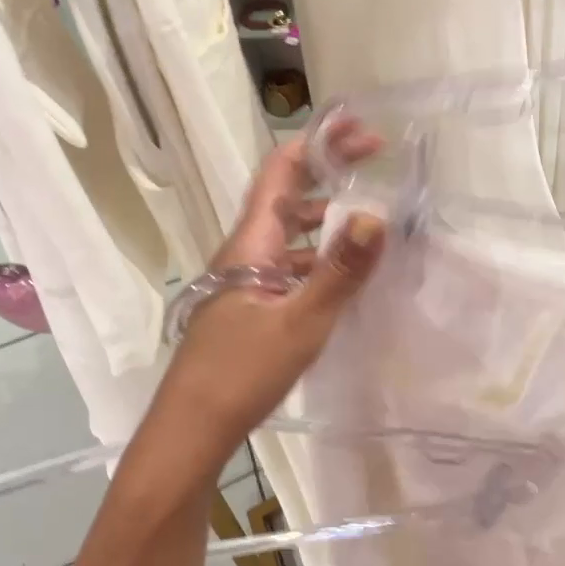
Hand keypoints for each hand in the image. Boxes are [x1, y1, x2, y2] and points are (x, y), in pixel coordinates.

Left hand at [159, 120, 387, 439]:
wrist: (188, 436)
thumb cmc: (239, 375)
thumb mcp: (300, 322)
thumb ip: (339, 270)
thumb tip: (376, 214)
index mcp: (250, 243)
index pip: (282, 172)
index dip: (319, 143)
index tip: (361, 129)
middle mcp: (245, 253)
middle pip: (286, 195)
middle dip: (329, 171)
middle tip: (376, 161)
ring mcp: (245, 282)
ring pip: (288, 232)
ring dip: (326, 214)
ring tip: (369, 214)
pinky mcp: (251, 309)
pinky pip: (290, 264)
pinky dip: (319, 254)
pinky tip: (344, 275)